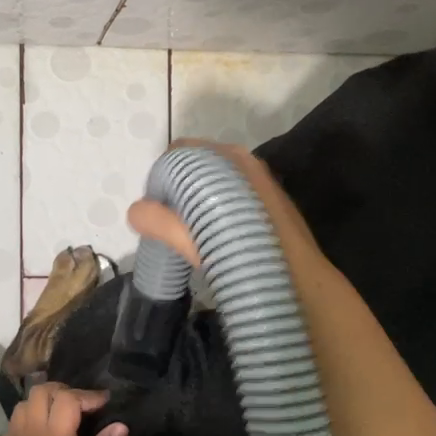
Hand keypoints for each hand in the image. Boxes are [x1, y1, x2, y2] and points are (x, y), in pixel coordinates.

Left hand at [0, 382, 127, 435]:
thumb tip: (120, 427)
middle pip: (44, 390)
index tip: (106, 402)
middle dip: (66, 391)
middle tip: (85, 407)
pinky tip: (46, 430)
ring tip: (66, 415)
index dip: (89, 395)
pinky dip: (34, 410)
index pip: (69, 399)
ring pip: (28, 400)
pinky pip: (19, 414)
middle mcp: (32, 429)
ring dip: (48, 399)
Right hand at [125, 140, 328, 274]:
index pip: (180, 152)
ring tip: (187, 233)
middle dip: (177, 191)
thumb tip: (136, 212)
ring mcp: (260, 182)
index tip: (155, 209)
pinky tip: (213, 238)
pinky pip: (230, 197)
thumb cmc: (245, 254)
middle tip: (167, 224)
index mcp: (227, 159)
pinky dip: (214, 210)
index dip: (162, 178)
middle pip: (196, 167)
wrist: (299, 282)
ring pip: (214, 184)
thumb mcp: (193, 239)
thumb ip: (161, 222)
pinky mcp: (269, 204)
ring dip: (195, 202)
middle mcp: (245, 163)